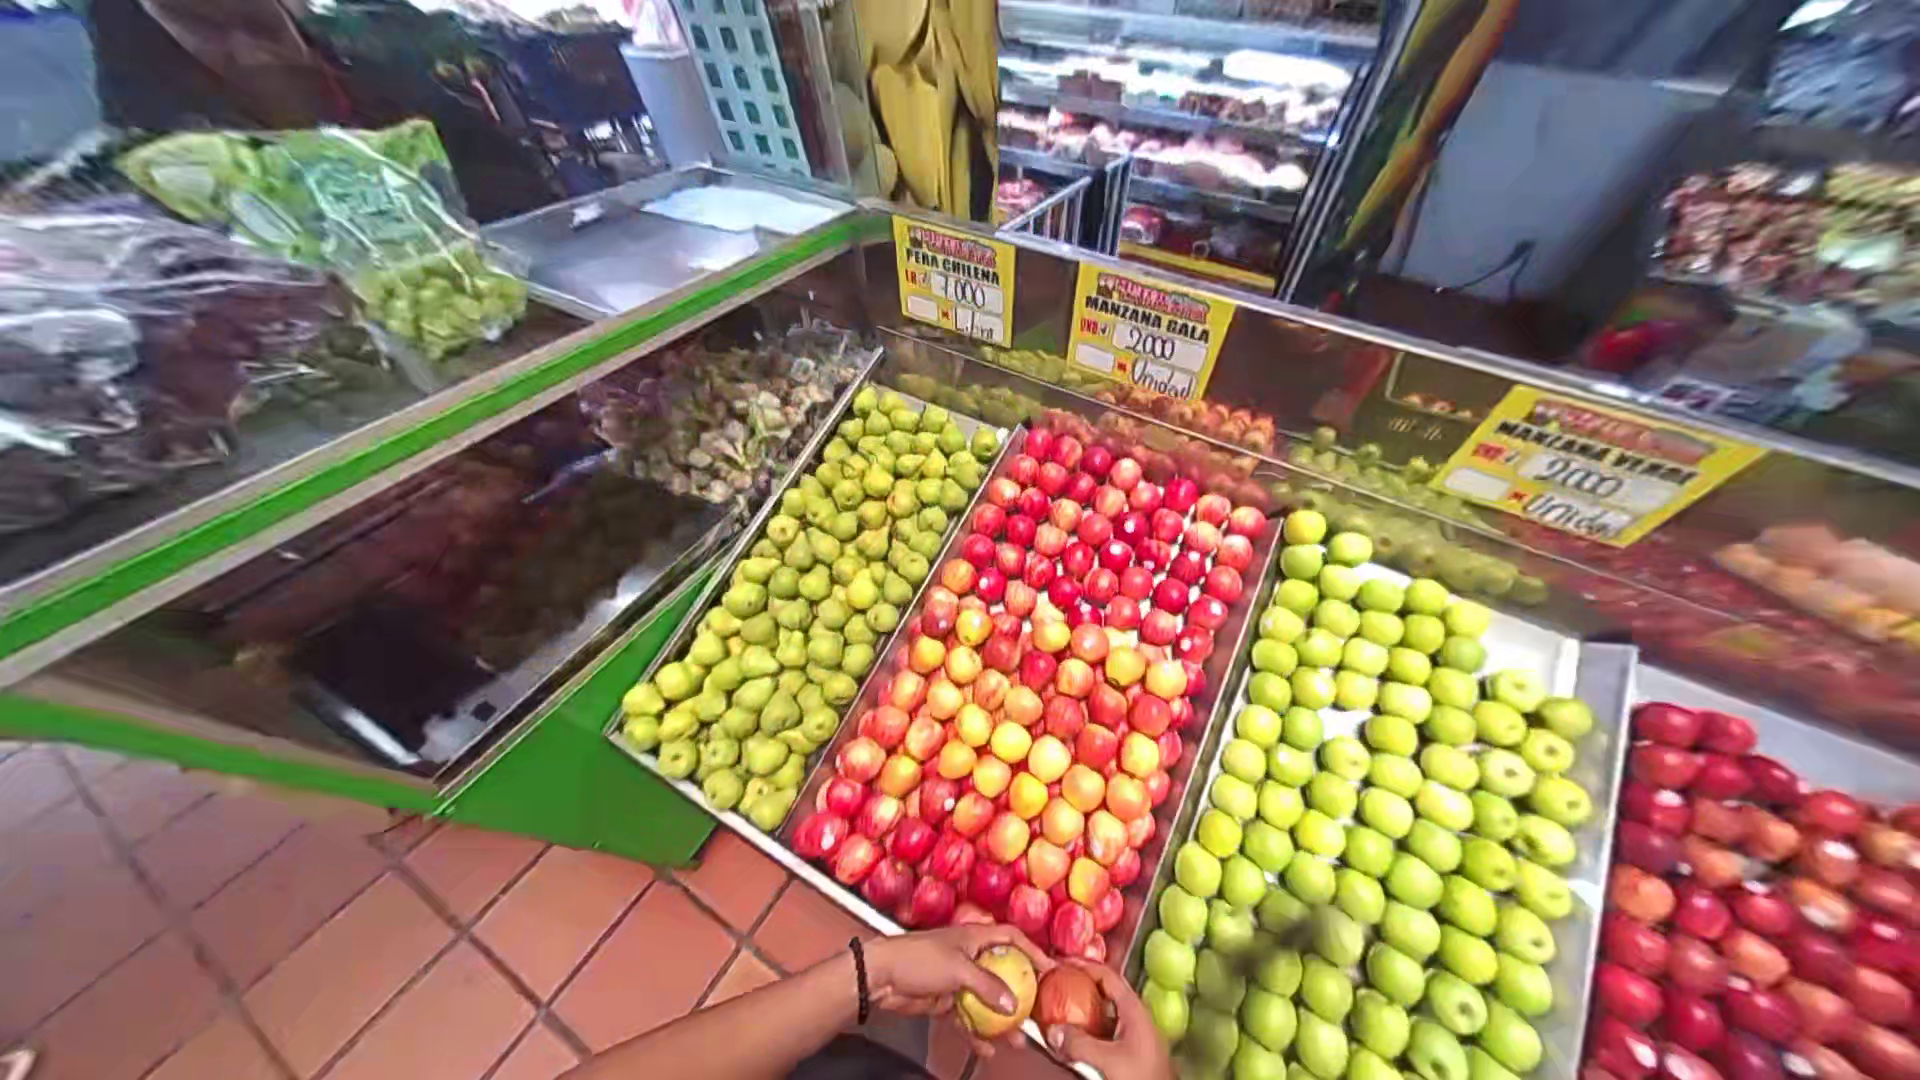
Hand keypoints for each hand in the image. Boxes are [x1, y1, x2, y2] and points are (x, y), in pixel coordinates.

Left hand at [864, 924, 1052, 1053]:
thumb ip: (987, 985)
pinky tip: (988, 1049)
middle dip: (1020, 992)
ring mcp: (958, 978)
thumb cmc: (919, 958)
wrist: (883, 976)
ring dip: (1001, 1020)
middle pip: (1002, 971)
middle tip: (1036, 1012)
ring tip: (1018, 1040)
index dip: (1031, 950)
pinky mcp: (946, 999)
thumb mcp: (958, 968)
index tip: (1049, 970)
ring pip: (987, 1000)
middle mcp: (970, 955)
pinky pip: (969, 1017)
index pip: (1011, 937)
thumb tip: (1012, 1002)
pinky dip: (978, 1032)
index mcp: (974, 937)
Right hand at [1044, 960, 1174, 1079]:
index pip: (1106, 974)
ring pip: (1107, 1010)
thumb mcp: (1108, 1062)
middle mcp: (1137, 1016)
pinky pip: (1109, 1029)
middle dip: (1083, 983)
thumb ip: (1079, 1044)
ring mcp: (1137, 1034)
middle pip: (1106, 989)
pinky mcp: (1135, 1052)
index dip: (1083, 965)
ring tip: (1066, 1006)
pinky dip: (1092, 1026)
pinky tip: (1080, 1036)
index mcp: (1134, 1008)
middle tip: (1061, 982)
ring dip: (1087, 1006)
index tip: (1062, 963)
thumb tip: (1053, 1031)